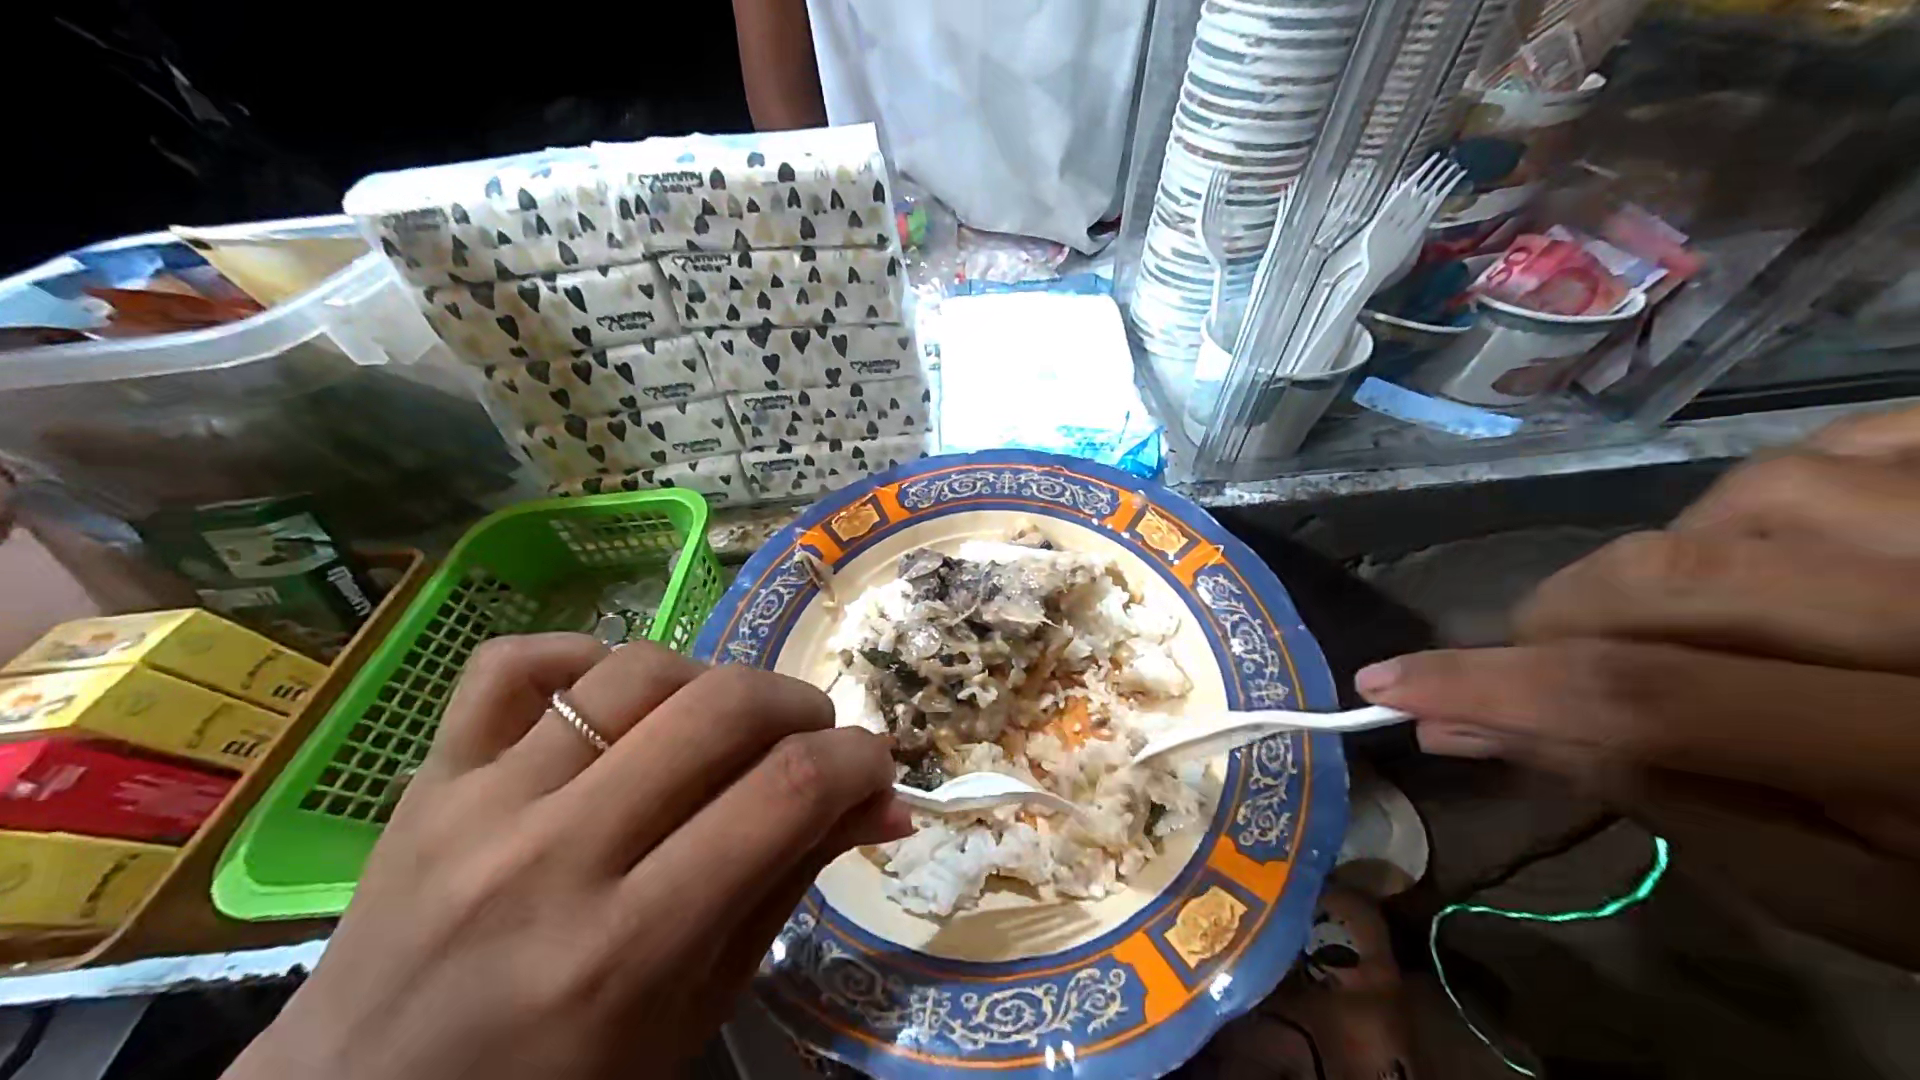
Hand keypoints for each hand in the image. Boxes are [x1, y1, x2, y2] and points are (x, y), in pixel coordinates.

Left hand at [227, 635, 908, 1079]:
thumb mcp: (699, 1004)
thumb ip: (791, 882)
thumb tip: (886, 802)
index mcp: (627, 951)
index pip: (785, 797)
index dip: (858, 761)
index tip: (876, 763)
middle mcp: (551, 860)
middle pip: (720, 711)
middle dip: (800, 706)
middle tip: (814, 735)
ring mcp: (478, 806)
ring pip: (635, 671)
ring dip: (713, 678)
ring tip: (727, 719)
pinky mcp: (426, 777)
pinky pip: (512, 664)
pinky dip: (584, 654)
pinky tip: (619, 693)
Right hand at [1354, 404, 1919, 965]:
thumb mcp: (1847, 887)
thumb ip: (1653, 796)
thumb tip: (1467, 728)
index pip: (1646, 700)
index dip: (1492, 688)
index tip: (1384, 686)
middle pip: (1669, 582)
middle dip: (1556, 623)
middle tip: (1532, 659)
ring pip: (1734, 503)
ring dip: (1660, 568)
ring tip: (1687, 618)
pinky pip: (1825, 445)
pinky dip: (1754, 496)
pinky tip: (1763, 544)